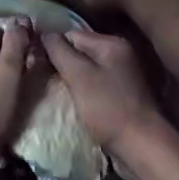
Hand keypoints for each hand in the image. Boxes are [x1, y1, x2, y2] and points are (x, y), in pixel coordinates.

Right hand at [39, 29, 170, 149]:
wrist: (142, 147)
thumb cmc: (108, 108)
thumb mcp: (78, 76)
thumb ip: (59, 50)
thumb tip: (43, 32)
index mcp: (112, 43)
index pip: (70, 34)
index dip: (52, 46)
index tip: (37, 62)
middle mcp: (120, 53)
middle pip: (78, 49)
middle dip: (61, 61)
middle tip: (43, 76)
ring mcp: (122, 73)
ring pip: (85, 67)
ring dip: (70, 76)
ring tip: (55, 88)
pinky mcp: (121, 92)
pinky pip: (93, 81)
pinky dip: (81, 87)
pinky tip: (73, 98)